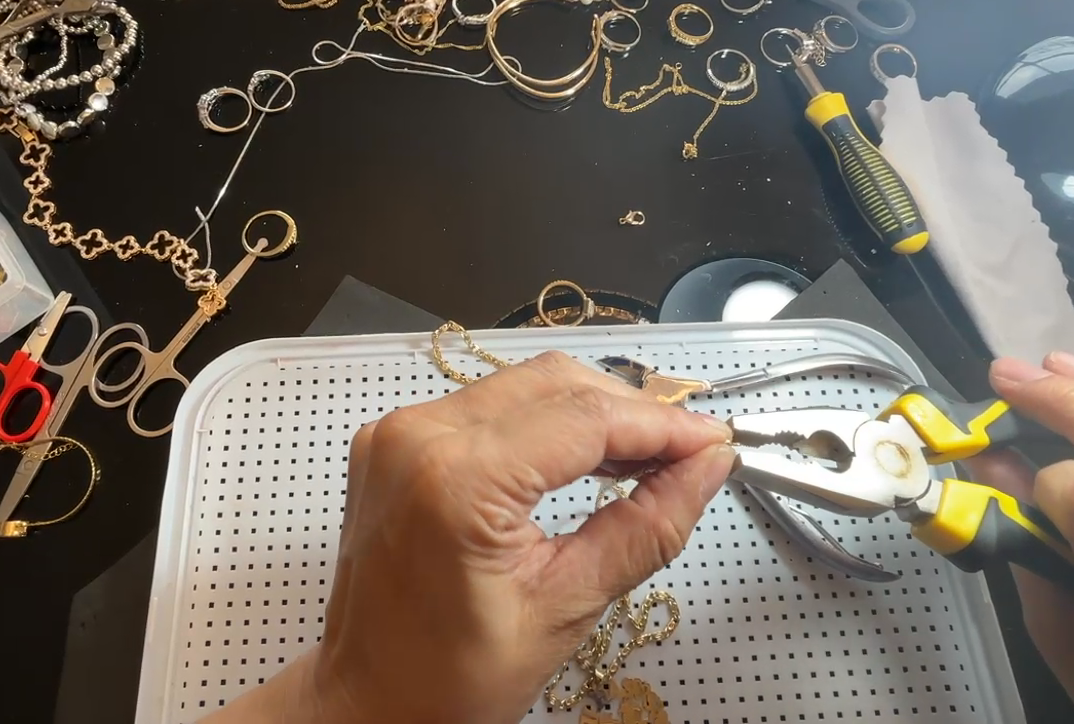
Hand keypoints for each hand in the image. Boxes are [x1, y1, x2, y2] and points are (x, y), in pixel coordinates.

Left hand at [209, 351, 735, 723]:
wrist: (363, 699)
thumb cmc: (449, 680)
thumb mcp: (565, 609)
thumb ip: (646, 527)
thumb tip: (703, 468)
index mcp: (458, 480)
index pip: (584, 419)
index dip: (659, 424)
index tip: (710, 439)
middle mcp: (421, 433)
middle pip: (555, 382)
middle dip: (630, 409)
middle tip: (685, 448)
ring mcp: (402, 428)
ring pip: (524, 383)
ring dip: (590, 409)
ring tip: (643, 454)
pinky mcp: (398, 432)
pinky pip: (490, 402)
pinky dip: (544, 419)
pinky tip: (580, 451)